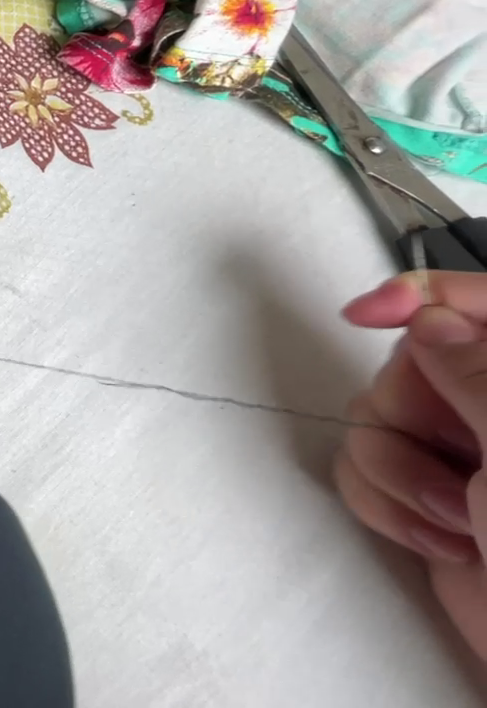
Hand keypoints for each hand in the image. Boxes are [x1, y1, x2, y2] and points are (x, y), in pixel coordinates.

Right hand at [338, 271, 486, 656]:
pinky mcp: (422, 497)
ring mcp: (464, 459)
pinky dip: (381, 503)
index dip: (424, 294)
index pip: (481, 307)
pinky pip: (358, 469)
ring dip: (394, 472)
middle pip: (405, 367)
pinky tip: (438, 539)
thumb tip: (432, 318)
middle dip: (406, 415)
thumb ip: (483, 376)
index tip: (368, 312)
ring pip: (372, 419)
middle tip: (456, 459)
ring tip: (456, 520)